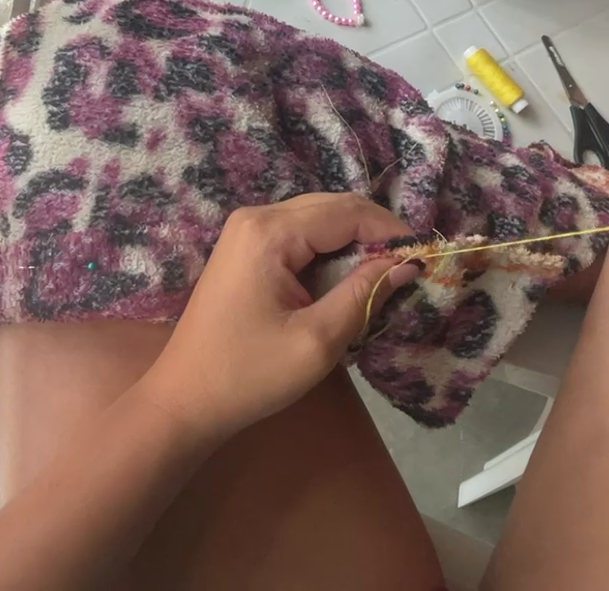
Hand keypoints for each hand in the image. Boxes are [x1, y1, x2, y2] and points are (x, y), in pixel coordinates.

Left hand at [138, 193, 420, 441]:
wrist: (184, 400)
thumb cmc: (249, 375)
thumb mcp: (317, 341)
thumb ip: (364, 294)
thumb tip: (408, 264)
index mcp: (270, 232)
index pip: (346, 212)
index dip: (389, 230)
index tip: (424, 257)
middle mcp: (256, 217)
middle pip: (332, 207)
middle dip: (374, 233)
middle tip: (409, 267)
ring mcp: (247, 230)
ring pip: (318, 218)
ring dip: (353, 241)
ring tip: (385, 274)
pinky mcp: (245, 247)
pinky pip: (300, 234)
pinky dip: (329, 250)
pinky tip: (347, 278)